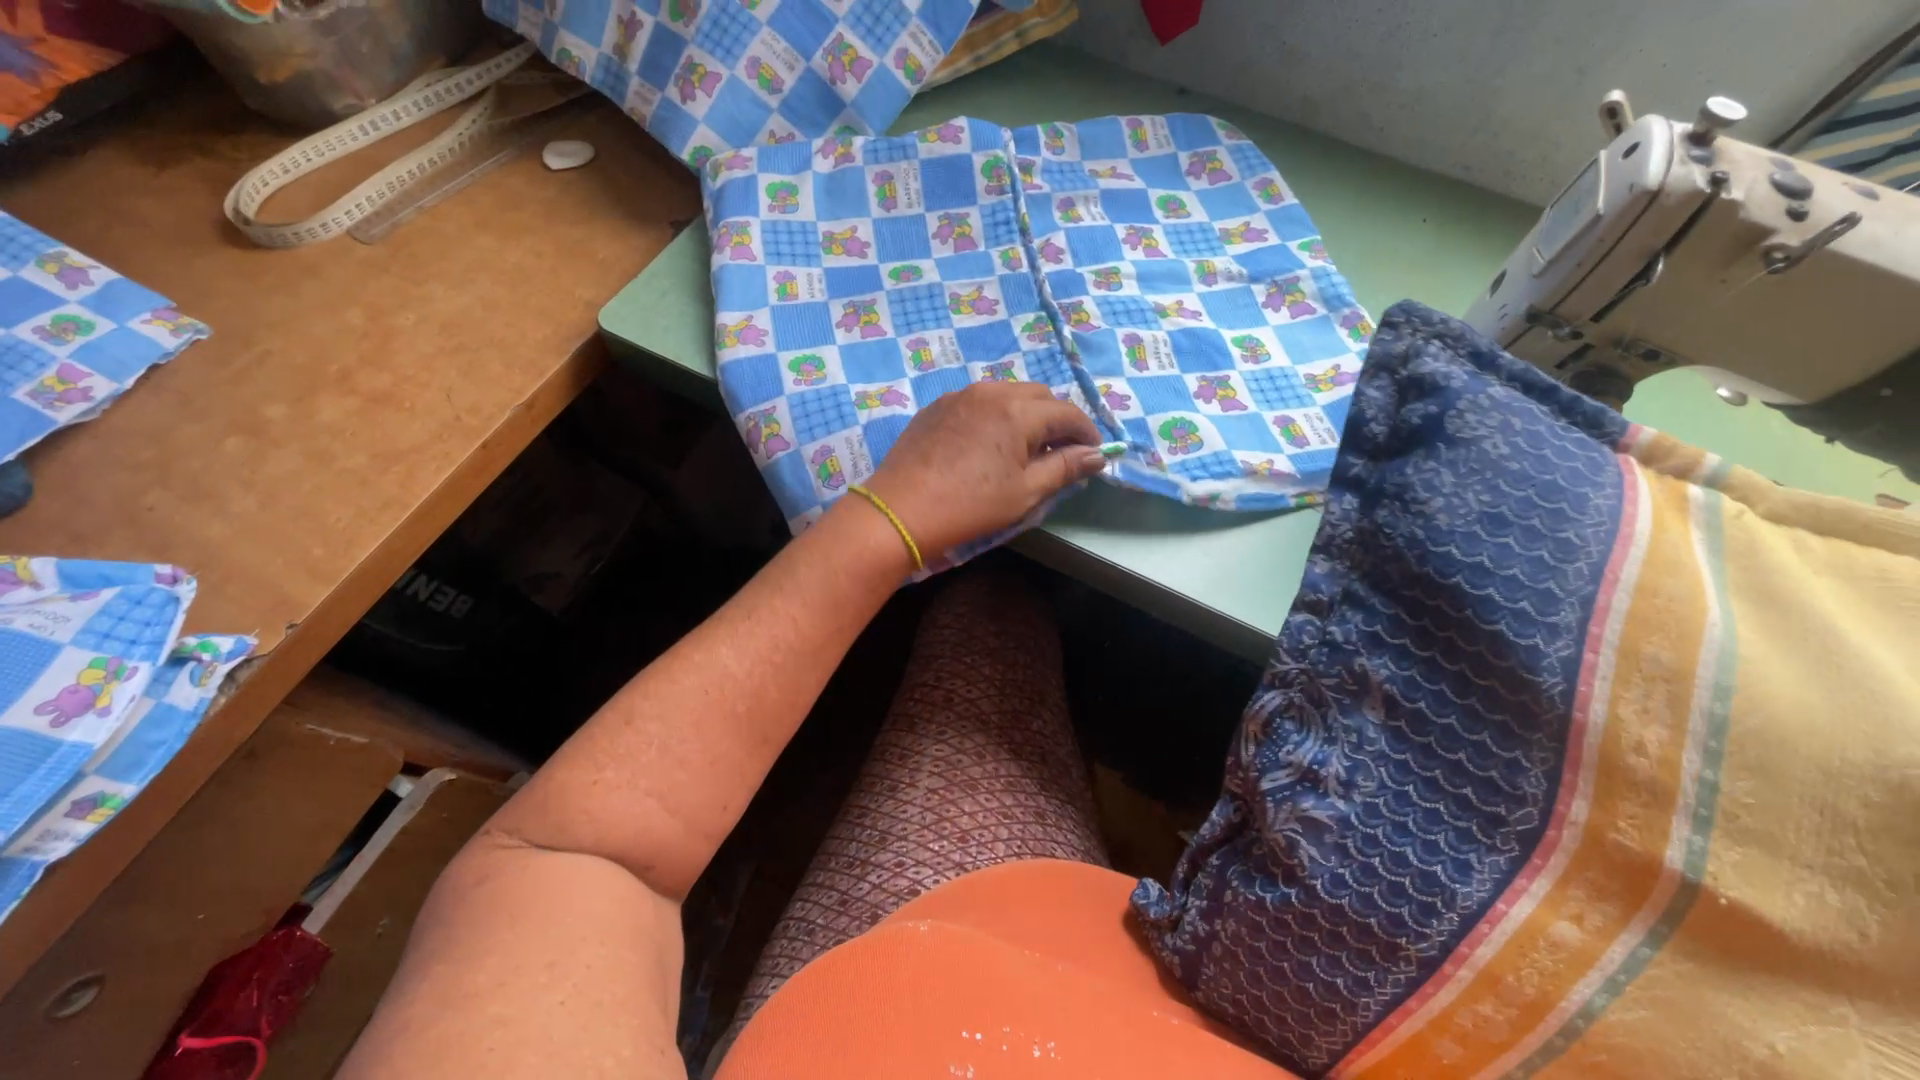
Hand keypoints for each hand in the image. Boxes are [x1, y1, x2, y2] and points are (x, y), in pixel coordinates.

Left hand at [857, 382, 1106, 556]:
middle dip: (1057, 420)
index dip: (1086, 432)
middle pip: (1039, 396)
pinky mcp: (937, 406)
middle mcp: (991, 392)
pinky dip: (996, 415)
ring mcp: (960, 395)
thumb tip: (1096, 455)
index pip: (1067, 412)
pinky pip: (979, 401)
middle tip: (1060, 452)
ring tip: (1025, 447)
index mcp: (1018, 411)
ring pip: (1008, 394)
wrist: (900, 510)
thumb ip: (1064, 468)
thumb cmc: (969, 506)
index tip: (1094, 454)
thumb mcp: (1025, 493)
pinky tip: (990, 444)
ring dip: (1026, 414)